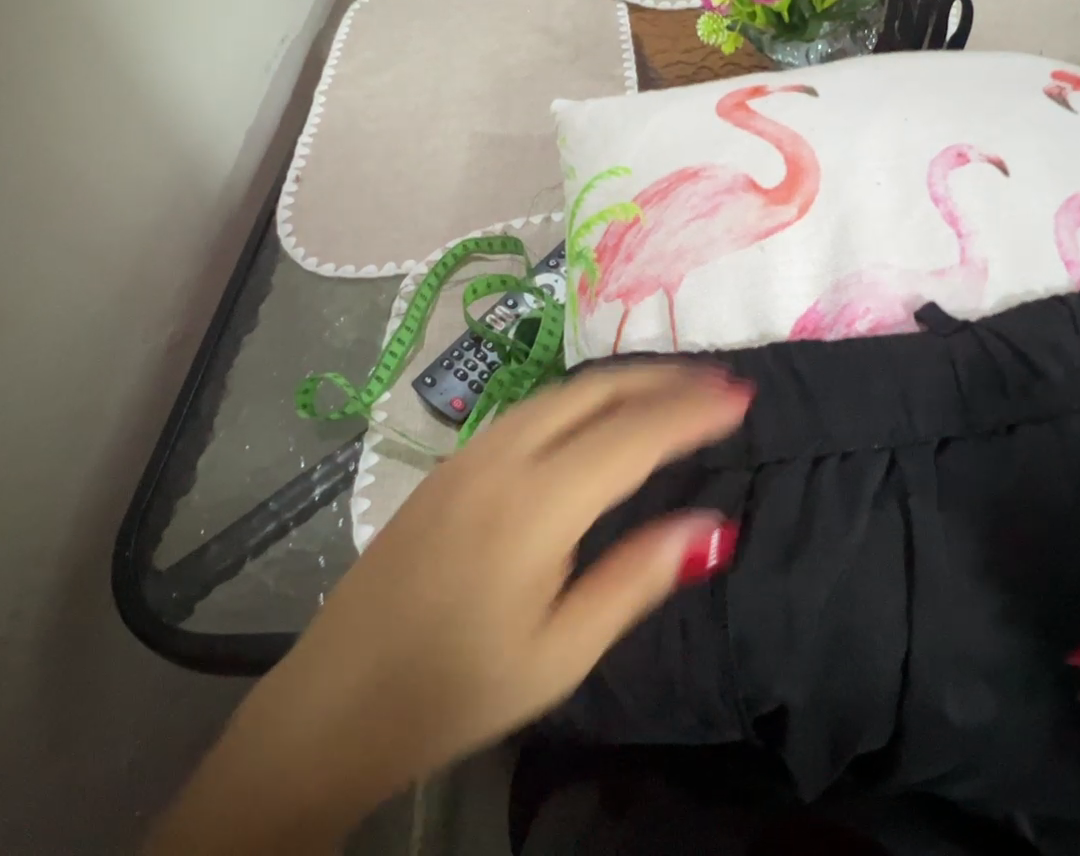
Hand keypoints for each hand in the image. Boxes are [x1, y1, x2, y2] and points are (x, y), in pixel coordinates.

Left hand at [149, 363, 751, 854]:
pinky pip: (529, 411)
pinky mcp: (447, 467)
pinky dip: (581, 400)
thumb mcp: (563, 650)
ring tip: (672, 391)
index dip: (692, 411)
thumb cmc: (459, 688)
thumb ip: (637, 576)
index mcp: (534, 503)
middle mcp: (499, 458)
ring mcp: (466, 456)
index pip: (633, 435)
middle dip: (663, 379)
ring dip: (621, 383)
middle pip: (594, 392)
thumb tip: (714, 526)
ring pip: (558, 395)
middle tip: (719, 382)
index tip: (743, 398)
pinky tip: (598, 419)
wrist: (337, 700)